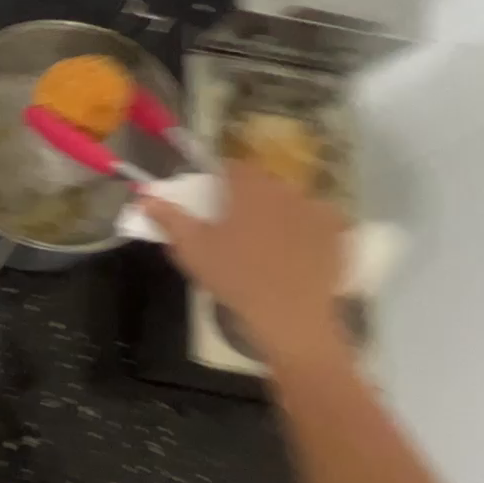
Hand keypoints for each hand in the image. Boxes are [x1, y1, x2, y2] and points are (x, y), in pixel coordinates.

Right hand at [143, 160, 347, 360]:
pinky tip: (295, 252)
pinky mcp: (338, 234)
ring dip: (278, 211)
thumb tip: (145, 198)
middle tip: (234, 224)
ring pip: (291, 201)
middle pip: (264, 182)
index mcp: (250, 188)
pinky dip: (306, 230)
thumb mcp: (192, 249)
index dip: (220, 177)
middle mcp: (287, 189)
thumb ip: (169, 218)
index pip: (233, 165)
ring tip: (265, 241)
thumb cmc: (234, 277)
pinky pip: (319, 222)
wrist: (290, 316)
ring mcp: (318, 210)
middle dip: (249, 196)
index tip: (210, 198)